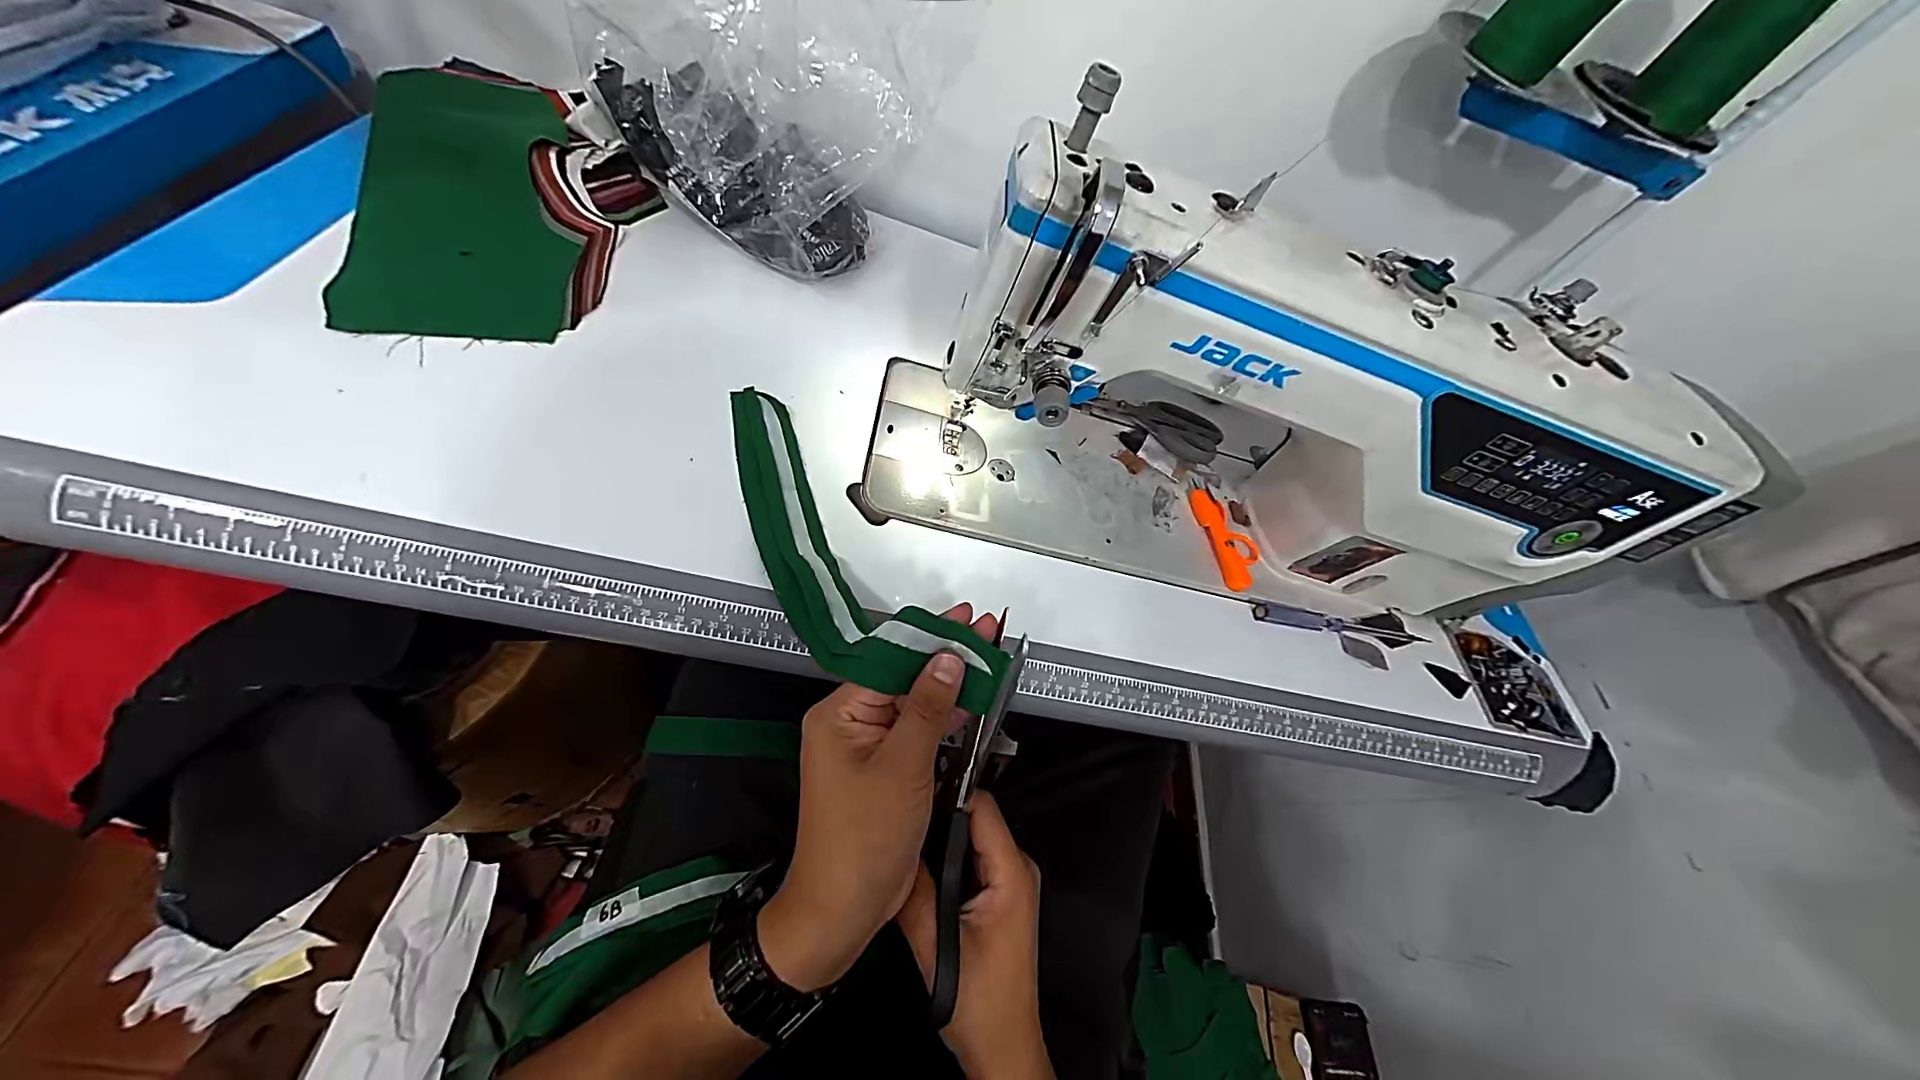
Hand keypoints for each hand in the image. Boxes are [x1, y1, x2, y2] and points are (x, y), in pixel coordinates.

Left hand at [758, 604, 998, 992]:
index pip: (891, 661)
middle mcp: (850, 723)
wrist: (844, 909)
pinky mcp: (886, 766)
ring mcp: (869, 745)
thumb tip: (948, 660)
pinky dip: (944, 717)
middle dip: (945, 656)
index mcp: (839, 714)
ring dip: (949, 685)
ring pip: (914, 703)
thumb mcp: (901, 767)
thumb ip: (927, 709)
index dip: (932, 638)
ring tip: (986, 658)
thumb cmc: (861, 841)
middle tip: (984, 631)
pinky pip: (917, 730)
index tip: (967, 619)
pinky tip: (971, 699)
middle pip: (903, 677)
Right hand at [900, 793, 1052, 1079]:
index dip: (946, 794)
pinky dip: (947, 856)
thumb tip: (894, 852)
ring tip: (909, 843)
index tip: (915, 791)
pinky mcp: (1000, 891)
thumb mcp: (937, 946)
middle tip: (903, 819)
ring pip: (971, 835)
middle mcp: (1018, 870)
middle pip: (976, 816)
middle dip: (938, 815)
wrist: (1002, 1043)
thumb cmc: (983, 1005)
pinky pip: (972, 853)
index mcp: (1012, 875)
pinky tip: (924, 869)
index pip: (981, 806)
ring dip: (940, 838)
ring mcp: (1010, 880)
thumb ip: (914, 894)